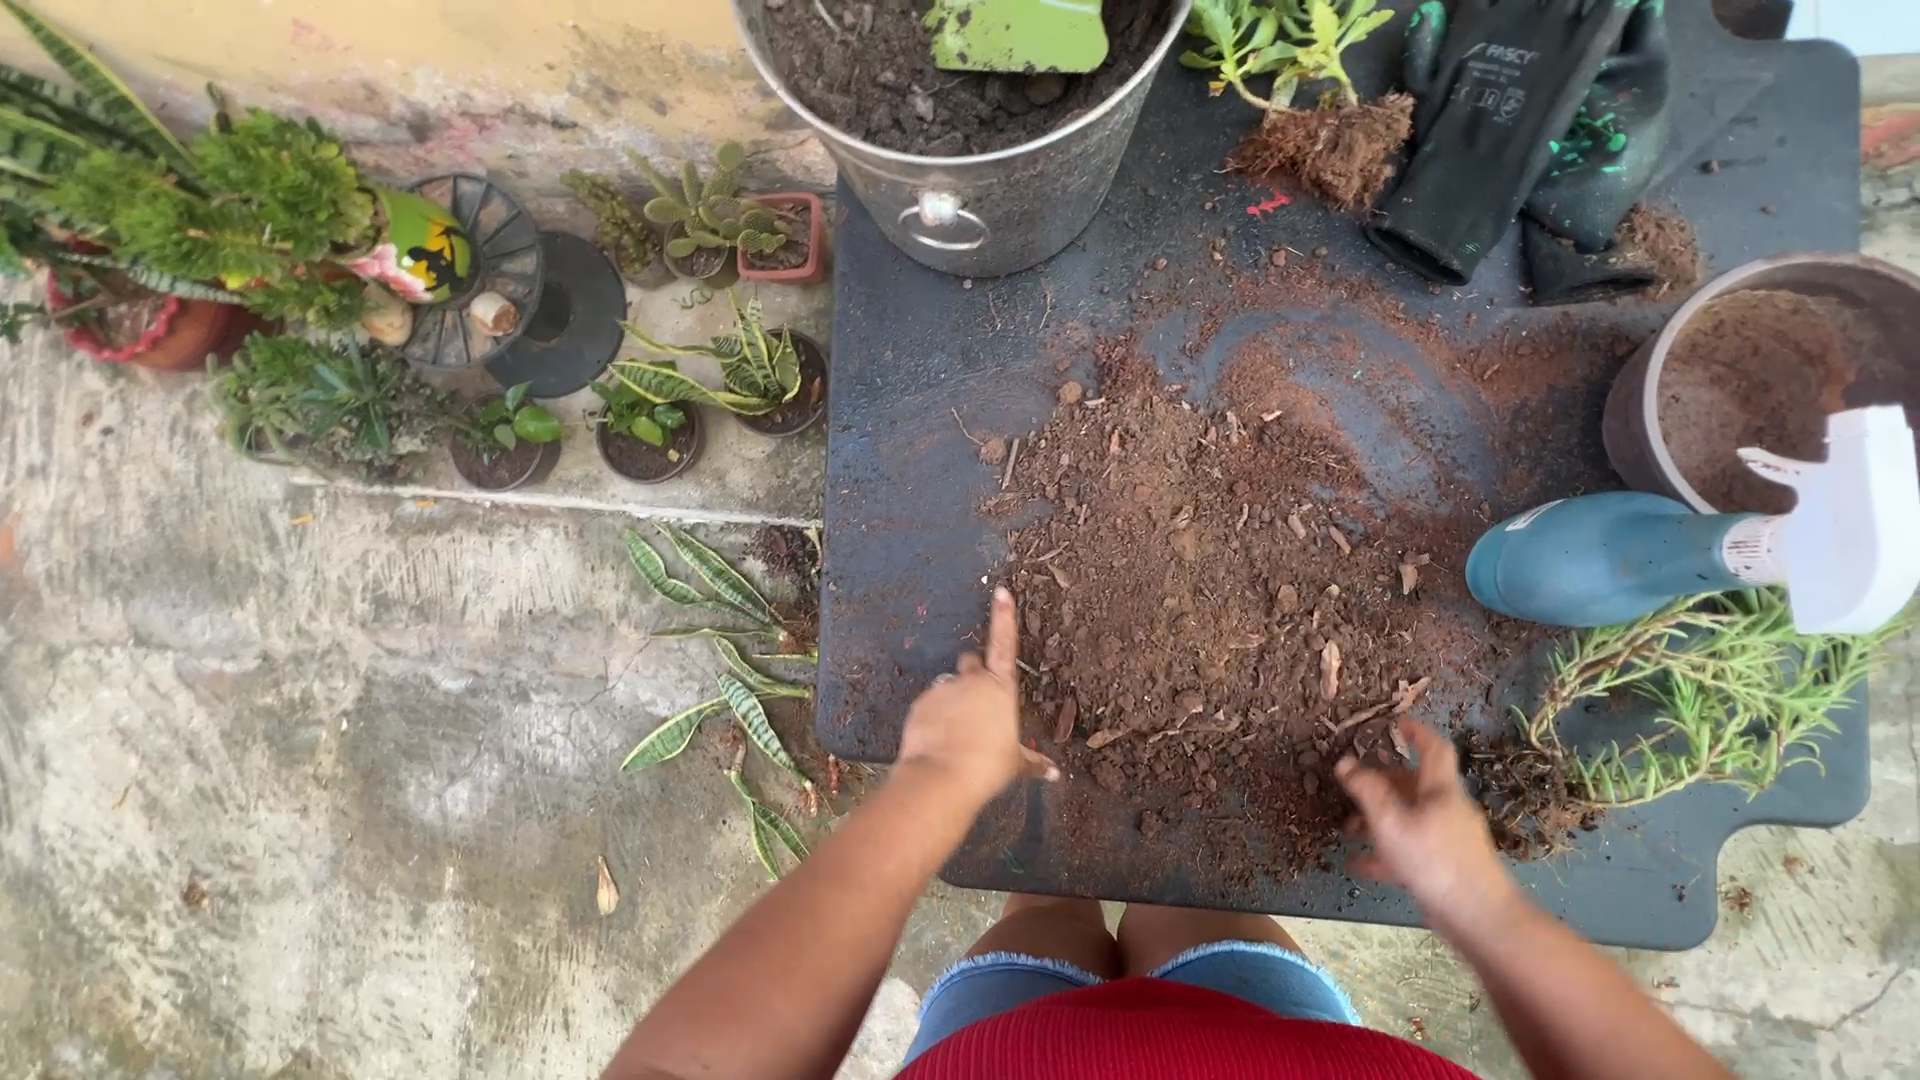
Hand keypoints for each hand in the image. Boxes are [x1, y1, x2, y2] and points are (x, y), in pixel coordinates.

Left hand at [896, 587, 1059, 808]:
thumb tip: (1053, 773)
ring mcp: (943, 689)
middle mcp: (971, 681)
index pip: (1004, 643)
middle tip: (976, 701)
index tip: (1001, 592)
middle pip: (972, 662)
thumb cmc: (987, 766)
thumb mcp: (1014, 764)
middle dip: (974, 673)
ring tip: (955, 731)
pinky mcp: (920, 703)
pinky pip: (930, 703)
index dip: (1004, 616)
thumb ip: (1032, 762)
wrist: (941, 776)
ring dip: (953, 700)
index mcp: (1000, 688)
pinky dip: (934, 715)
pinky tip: (938, 738)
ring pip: (949, 685)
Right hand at [1336, 717, 1523, 940]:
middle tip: (1349, 786)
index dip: (1417, 732)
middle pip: (1413, 785)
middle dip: (1380, 782)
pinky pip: (1410, 848)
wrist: (1480, 919)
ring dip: (1377, 818)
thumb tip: (1345, 762)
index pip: (1434, 749)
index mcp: (1441, 791)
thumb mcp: (1391, 822)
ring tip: (1347, 829)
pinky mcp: (1446, 867)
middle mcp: (1448, 809)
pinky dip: (1385, 851)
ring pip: (1408, 817)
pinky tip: (1360, 864)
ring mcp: (1449, 839)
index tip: (1396, 722)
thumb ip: (1366, 790)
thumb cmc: (1435, 861)